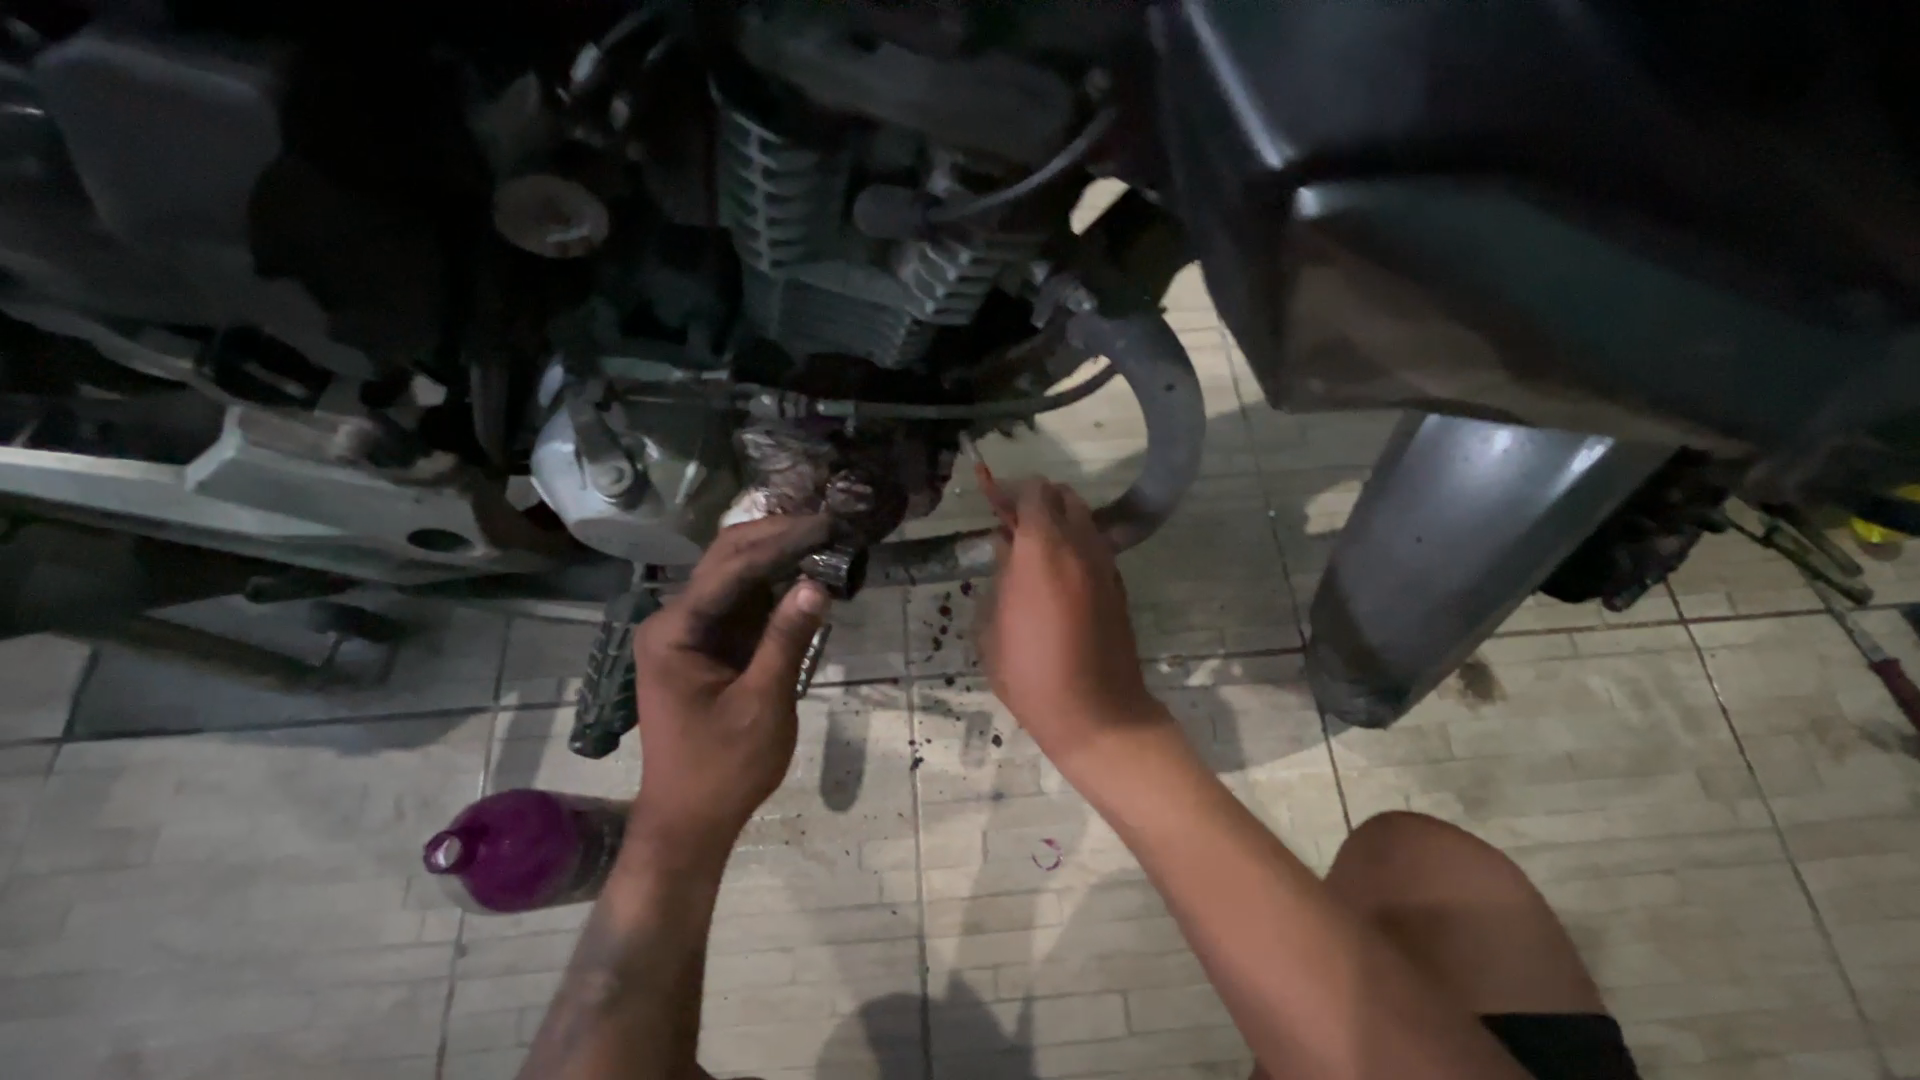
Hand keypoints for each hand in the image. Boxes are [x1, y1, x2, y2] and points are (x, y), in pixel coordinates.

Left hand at [629, 514, 832, 859]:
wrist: (689, 819)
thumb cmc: (722, 768)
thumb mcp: (763, 704)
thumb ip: (786, 640)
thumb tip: (817, 584)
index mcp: (675, 630)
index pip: (732, 567)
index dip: (783, 541)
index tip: (828, 526)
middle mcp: (674, 620)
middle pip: (727, 559)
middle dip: (778, 537)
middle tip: (831, 525)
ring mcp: (688, 631)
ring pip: (734, 575)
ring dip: (777, 556)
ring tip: (827, 541)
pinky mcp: (706, 645)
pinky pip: (740, 603)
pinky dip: (774, 587)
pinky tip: (807, 574)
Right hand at [981, 480, 1169, 768]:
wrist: (1096, 712)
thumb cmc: (1030, 674)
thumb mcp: (992, 627)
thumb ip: (1000, 578)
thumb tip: (1007, 551)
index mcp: (1042, 549)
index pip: (1033, 493)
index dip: (1009, 490)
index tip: (990, 499)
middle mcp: (1079, 547)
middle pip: (1064, 497)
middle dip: (1036, 500)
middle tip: (1010, 521)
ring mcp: (1105, 565)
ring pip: (1084, 520)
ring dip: (1058, 522)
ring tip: (1031, 547)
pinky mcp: (1118, 586)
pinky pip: (1095, 547)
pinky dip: (1075, 545)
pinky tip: (1055, 573)